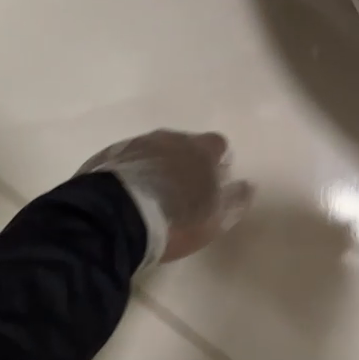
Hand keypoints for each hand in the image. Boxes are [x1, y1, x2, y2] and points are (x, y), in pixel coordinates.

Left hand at [76, 130, 253, 264]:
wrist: (115, 220)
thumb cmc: (175, 221)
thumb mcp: (215, 219)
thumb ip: (235, 200)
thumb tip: (249, 185)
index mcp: (201, 150)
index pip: (218, 144)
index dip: (217, 161)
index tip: (214, 181)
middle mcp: (171, 139)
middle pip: (185, 144)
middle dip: (187, 161)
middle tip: (183, 190)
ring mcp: (138, 144)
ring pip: (155, 149)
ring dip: (158, 165)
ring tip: (153, 193)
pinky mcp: (110, 155)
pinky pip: (129, 158)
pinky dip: (133, 170)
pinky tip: (128, 193)